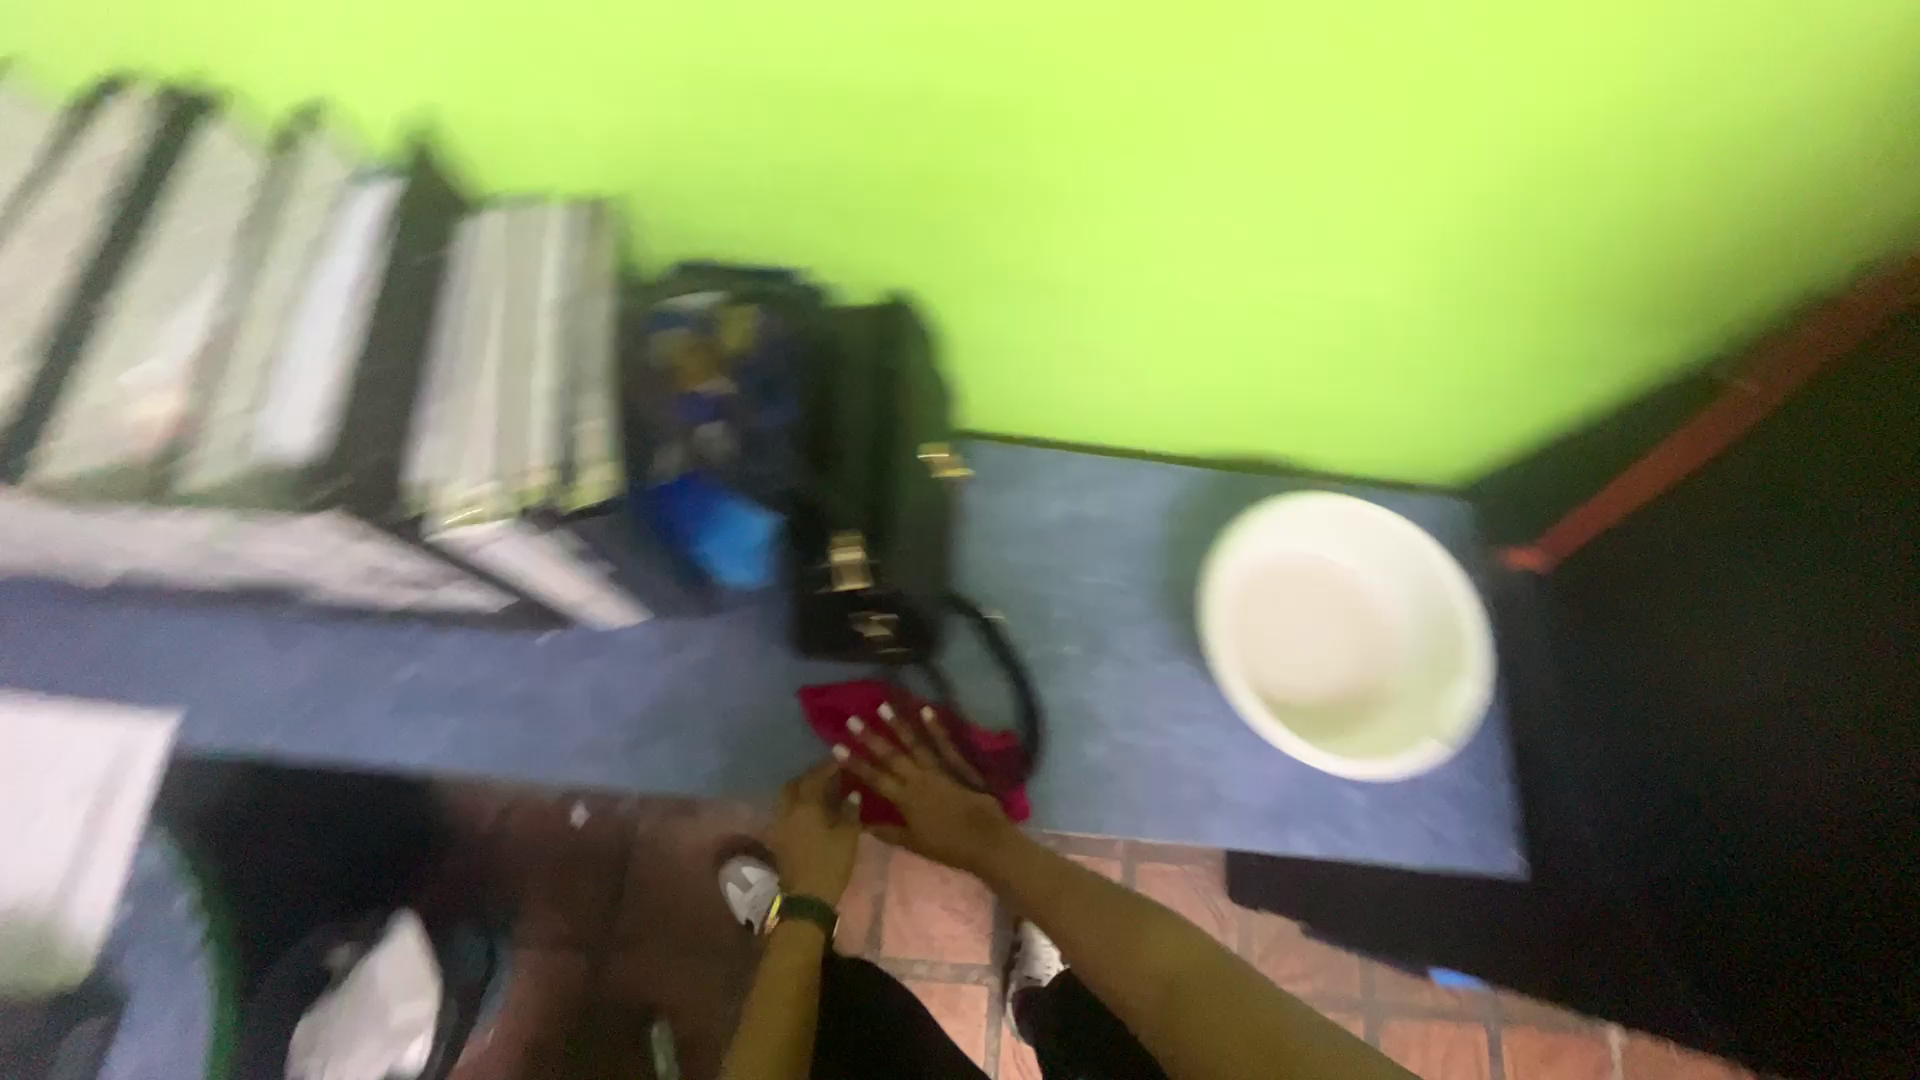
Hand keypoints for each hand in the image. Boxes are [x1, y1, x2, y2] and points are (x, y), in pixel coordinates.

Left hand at [767, 761, 862, 903]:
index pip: (814, 777)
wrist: (807, 898)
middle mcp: (787, 811)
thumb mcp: (848, 835)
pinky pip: (786, 812)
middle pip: (793, 785)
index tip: (839, 761)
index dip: (827, 768)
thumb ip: (850, 811)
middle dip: (809, 777)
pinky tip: (811, 811)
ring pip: (786, 799)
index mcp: (805, 805)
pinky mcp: (779, 839)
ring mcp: (780, 826)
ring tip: (820, 792)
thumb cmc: (830, 863)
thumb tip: (852, 794)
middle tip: (826, 776)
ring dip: (801, 791)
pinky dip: (797, 806)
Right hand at [832, 703, 1019, 878]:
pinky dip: (936, 726)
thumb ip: (887, 831)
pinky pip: (945, 743)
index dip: (855, 763)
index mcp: (905, 799)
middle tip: (853, 719)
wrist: (986, 841)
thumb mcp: (913, 844)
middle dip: (870, 737)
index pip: (875, 778)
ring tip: (883, 706)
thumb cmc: (949, 847)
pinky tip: (926, 710)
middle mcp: (919, 779)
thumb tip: (862, 823)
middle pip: (891, 756)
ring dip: (898, 725)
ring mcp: (939, 769)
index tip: (837, 746)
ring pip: (914, 744)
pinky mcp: (959, 764)